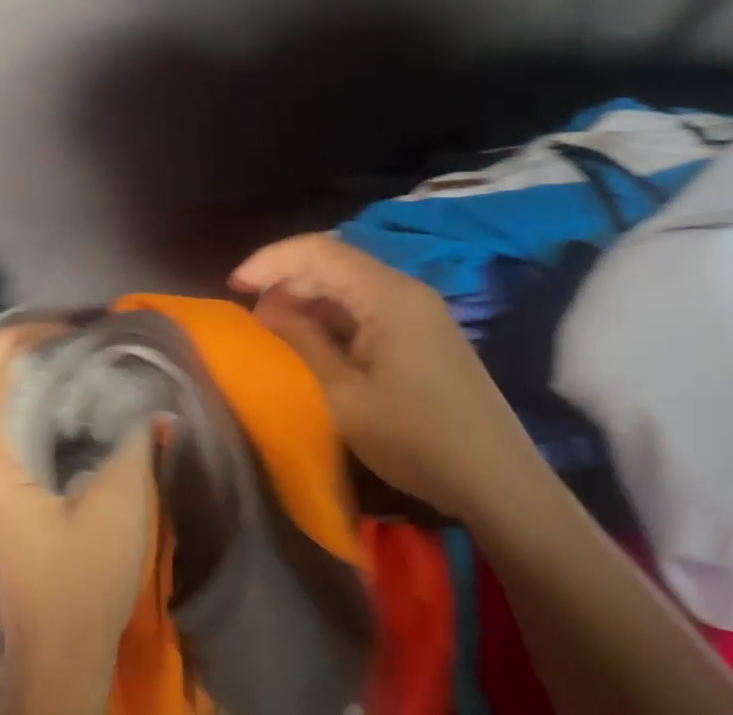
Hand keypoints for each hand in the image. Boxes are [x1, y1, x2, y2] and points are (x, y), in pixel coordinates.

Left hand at [0, 324, 154, 675]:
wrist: (59, 647)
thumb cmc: (83, 578)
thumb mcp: (120, 502)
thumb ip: (134, 435)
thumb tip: (148, 384)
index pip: (5, 354)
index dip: (49, 330)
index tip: (97, 329)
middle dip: (43, 340)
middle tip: (96, 338)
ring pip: (3, 385)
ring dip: (43, 363)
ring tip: (94, 356)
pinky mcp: (1, 474)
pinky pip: (12, 409)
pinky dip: (42, 389)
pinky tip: (81, 392)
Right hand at [230, 234, 540, 520]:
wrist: (498, 482)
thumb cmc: (416, 438)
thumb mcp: (343, 396)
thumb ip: (300, 343)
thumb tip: (266, 309)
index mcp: (388, 295)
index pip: (318, 250)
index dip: (270, 260)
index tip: (233, 288)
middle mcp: (405, 290)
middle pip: (334, 263)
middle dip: (286, 282)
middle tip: (251, 320)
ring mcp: (420, 312)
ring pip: (349, 287)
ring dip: (308, 303)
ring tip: (274, 336)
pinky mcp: (424, 335)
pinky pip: (368, 309)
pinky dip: (333, 320)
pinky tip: (314, 349)